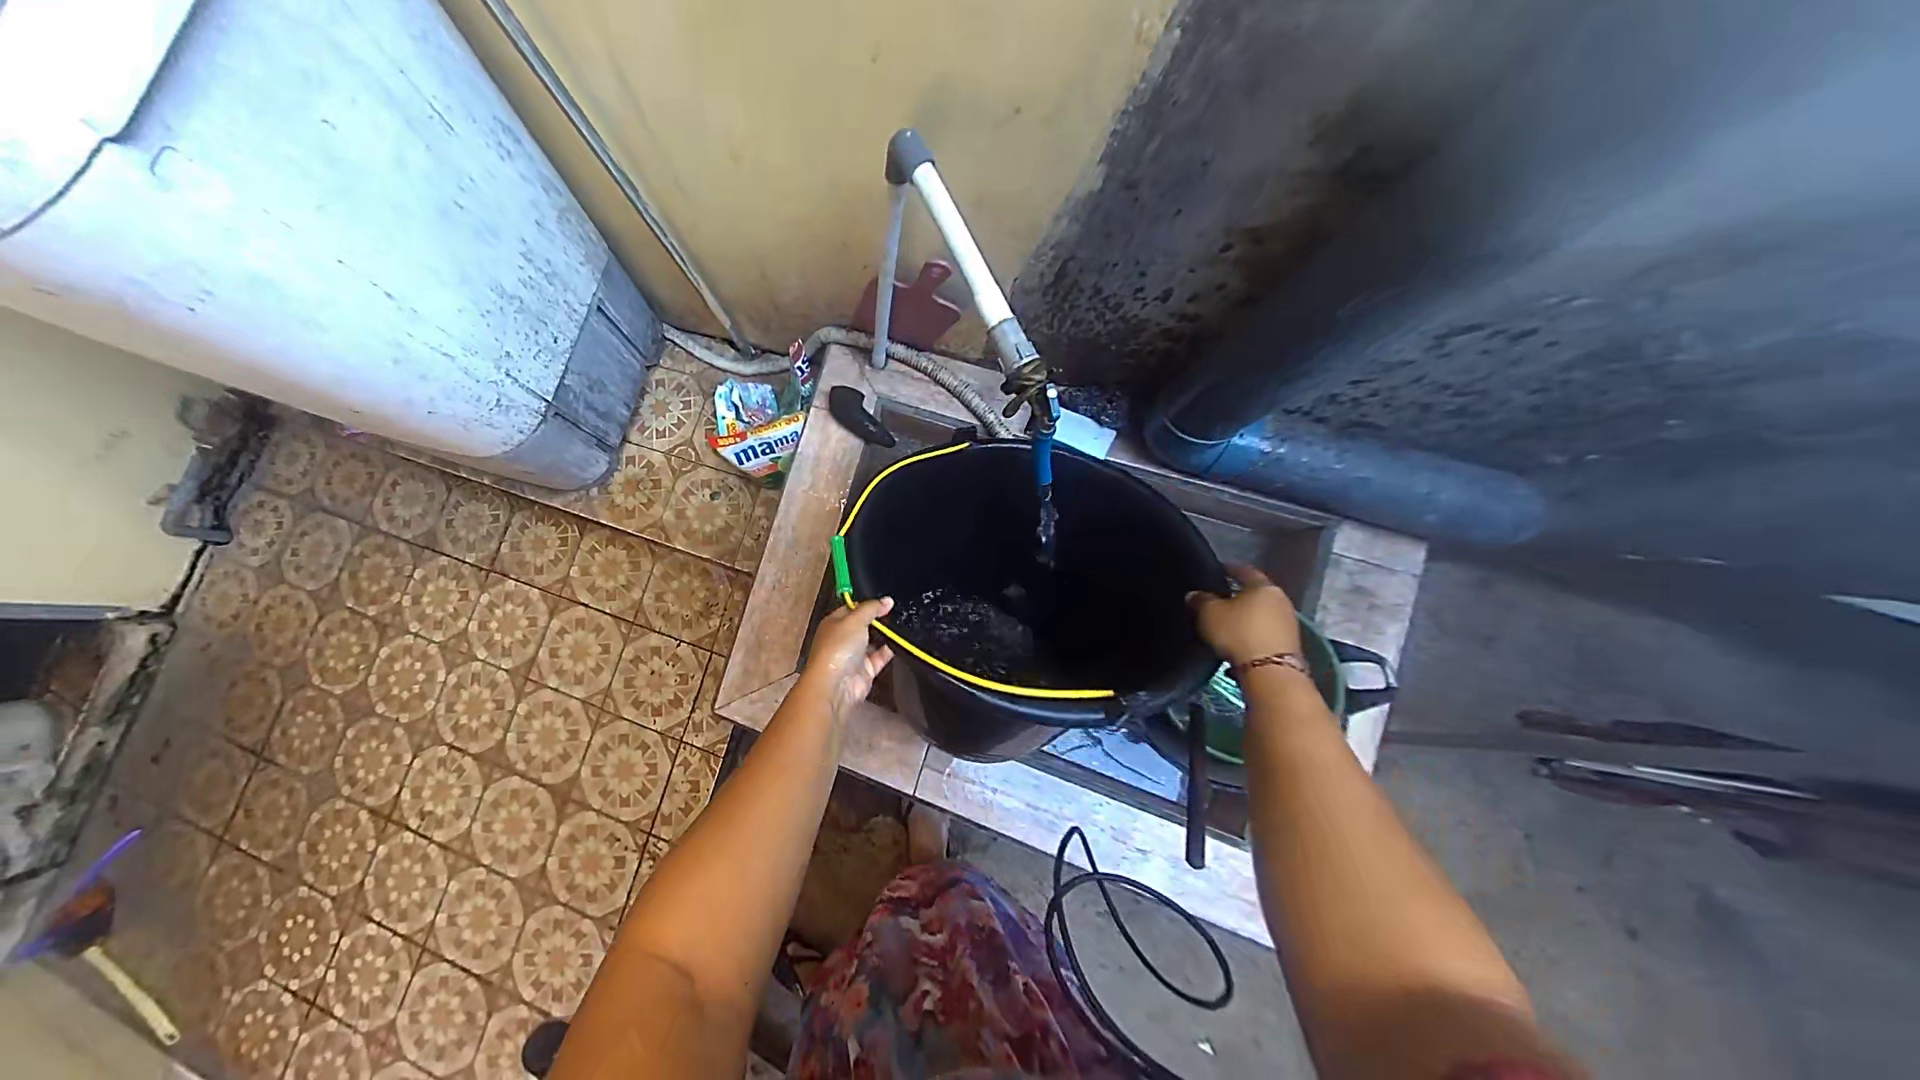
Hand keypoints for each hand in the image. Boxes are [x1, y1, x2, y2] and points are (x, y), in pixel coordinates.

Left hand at [805, 597, 895, 719]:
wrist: (835, 685)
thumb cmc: (838, 647)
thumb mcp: (855, 619)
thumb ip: (872, 608)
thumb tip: (887, 600)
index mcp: (835, 623)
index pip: (852, 608)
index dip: (868, 603)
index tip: (886, 599)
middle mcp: (843, 638)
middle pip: (864, 624)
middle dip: (879, 619)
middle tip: (898, 610)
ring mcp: (854, 655)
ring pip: (874, 641)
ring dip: (886, 635)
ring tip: (905, 622)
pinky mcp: (866, 670)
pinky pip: (881, 657)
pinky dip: (891, 650)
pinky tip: (904, 641)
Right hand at [1187, 564, 1301, 665]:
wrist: (1271, 672)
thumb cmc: (1239, 633)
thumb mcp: (1209, 614)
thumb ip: (1200, 601)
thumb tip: (1194, 595)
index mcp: (1263, 586)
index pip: (1244, 570)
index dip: (1229, 569)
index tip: (1218, 569)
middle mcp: (1281, 600)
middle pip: (1256, 593)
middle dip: (1239, 595)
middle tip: (1220, 599)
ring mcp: (1288, 623)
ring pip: (1262, 614)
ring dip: (1247, 617)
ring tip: (1228, 623)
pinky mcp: (1290, 645)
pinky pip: (1266, 633)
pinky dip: (1253, 634)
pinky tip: (1239, 642)